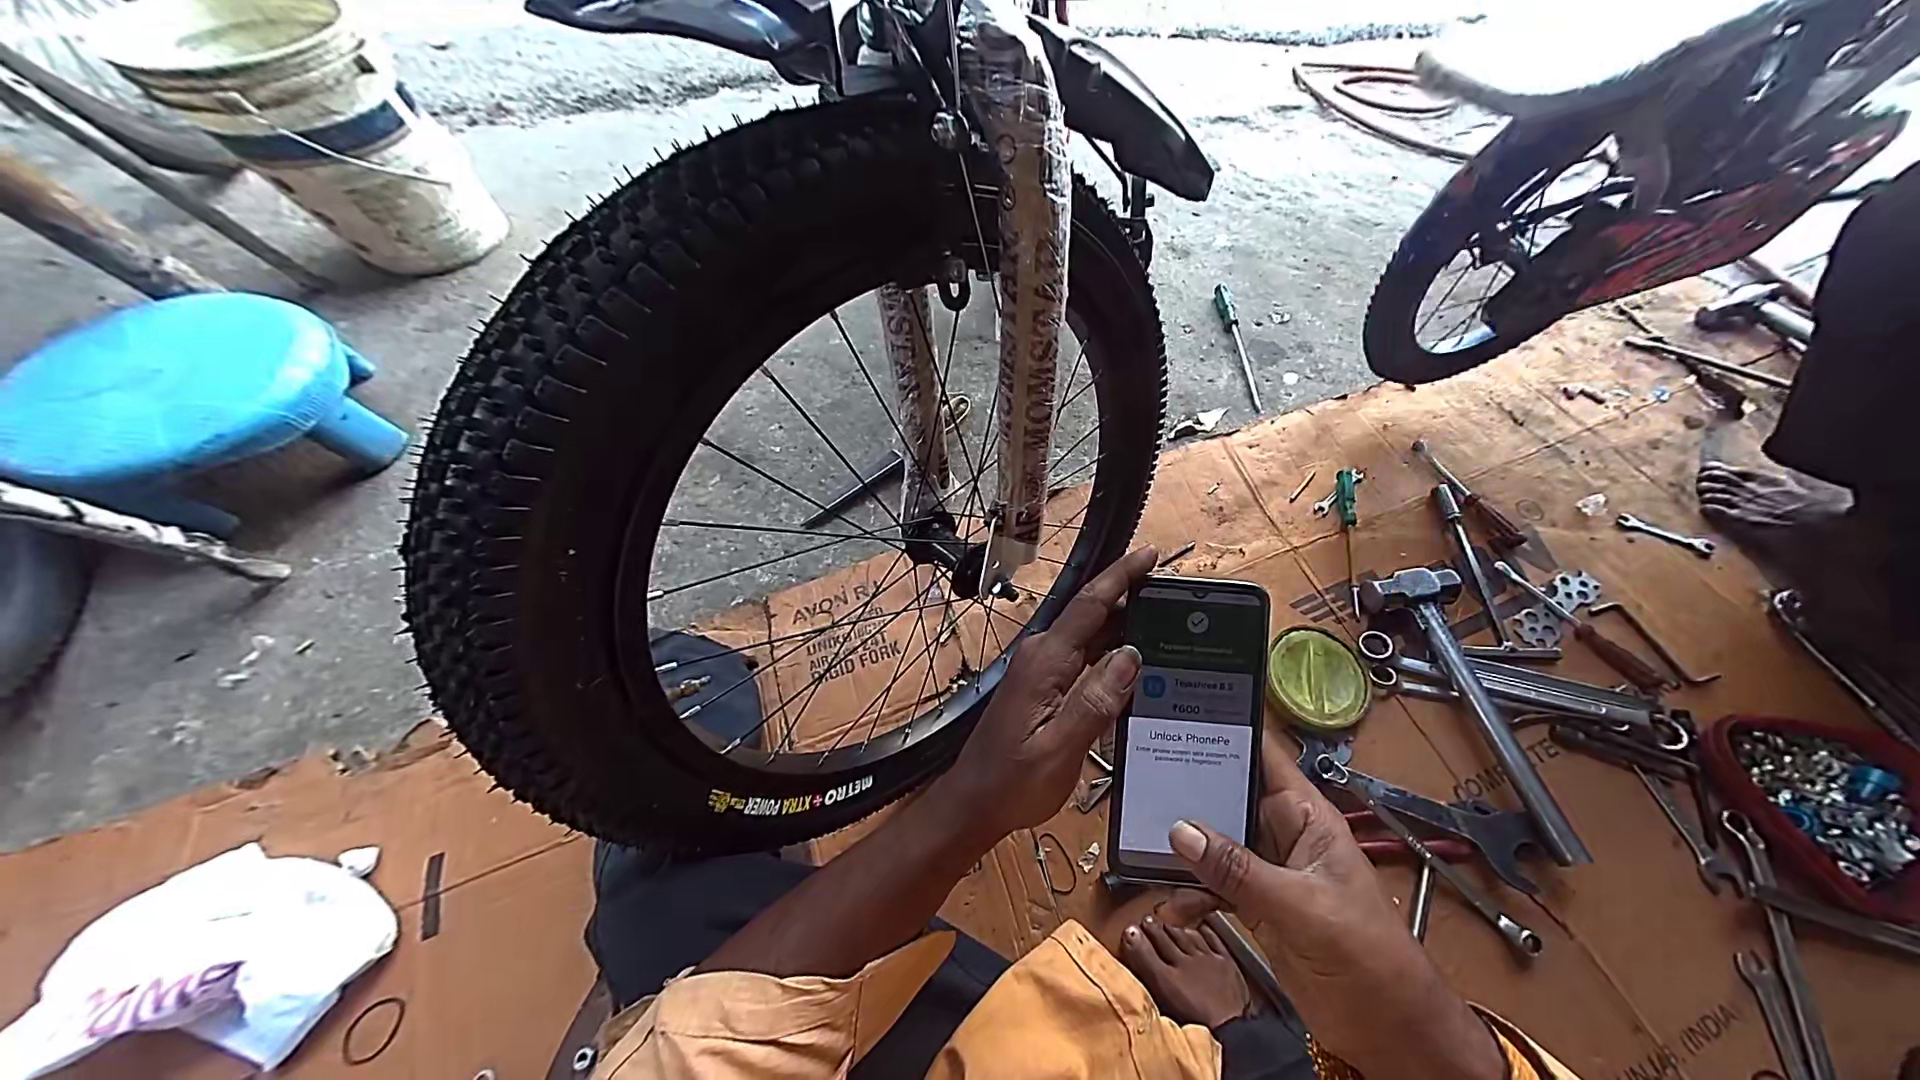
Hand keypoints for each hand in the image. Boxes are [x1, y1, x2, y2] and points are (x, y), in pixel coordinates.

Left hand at [928, 545, 1156, 843]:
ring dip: (1124, 626)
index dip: (1120, 576)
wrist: (975, 799)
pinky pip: (1082, 658)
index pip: (1089, 606)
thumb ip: (1095, 701)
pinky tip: (1137, 664)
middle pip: (1092, 615)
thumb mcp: (1059, 748)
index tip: (1148, 554)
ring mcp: (1040, 668)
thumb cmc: (1014, 781)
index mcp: (1045, 661)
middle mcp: (1042, 654)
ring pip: (1089, 636)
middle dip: (1131, 598)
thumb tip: (1131, 654)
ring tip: (1168, 623)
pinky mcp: (1042, 684)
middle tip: (1177, 597)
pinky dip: (1110, 654)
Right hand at [1165, 734, 1505, 1079]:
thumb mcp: (1304, 910)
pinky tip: (1175, 904)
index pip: (1262, 755)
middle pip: (1225, 795)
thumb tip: (1181, 831)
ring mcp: (1265, 867)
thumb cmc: (1373, 961)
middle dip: (1186, 793)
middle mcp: (1281, 832)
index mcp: (1305, 815)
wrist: (1392, 1037)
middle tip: (1141, 785)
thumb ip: (1240, 871)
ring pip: (1212, 841)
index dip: (1226, 730)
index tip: (1179, 714)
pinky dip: (1190, 892)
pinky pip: (1210, 882)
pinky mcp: (1254, 900)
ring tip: (1148, 850)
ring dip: (1182, 850)